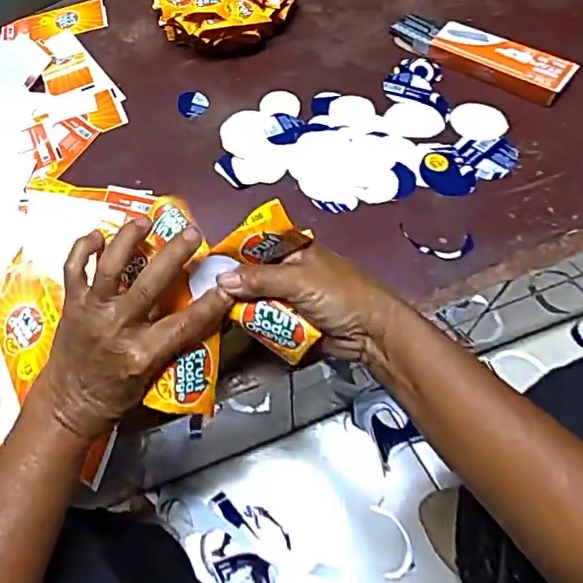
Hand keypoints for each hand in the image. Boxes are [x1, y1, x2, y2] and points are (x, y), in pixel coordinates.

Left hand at [30, 219, 232, 440]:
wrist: (67, 406)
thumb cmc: (114, 395)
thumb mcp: (152, 375)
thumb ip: (170, 343)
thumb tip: (198, 312)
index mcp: (141, 352)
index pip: (184, 324)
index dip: (210, 304)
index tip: (227, 285)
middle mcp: (116, 326)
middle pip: (150, 285)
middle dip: (173, 255)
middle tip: (192, 232)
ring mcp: (91, 311)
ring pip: (109, 266)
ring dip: (128, 239)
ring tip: (144, 221)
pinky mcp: (71, 302)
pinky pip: (74, 267)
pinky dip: (83, 247)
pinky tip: (98, 235)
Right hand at [218, 244, 403, 363]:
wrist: (375, 335)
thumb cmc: (341, 295)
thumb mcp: (298, 280)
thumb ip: (259, 279)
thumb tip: (221, 279)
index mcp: (293, 249)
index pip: (254, 246)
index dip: (232, 255)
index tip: (207, 266)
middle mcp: (289, 270)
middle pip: (252, 275)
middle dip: (234, 286)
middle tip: (208, 295)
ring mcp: (291, 297)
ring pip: (257, 299)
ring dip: (244, 308)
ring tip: (218, 313)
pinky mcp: (294, 322)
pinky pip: (268, 320)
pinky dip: (257, 324)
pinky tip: (239, 328)